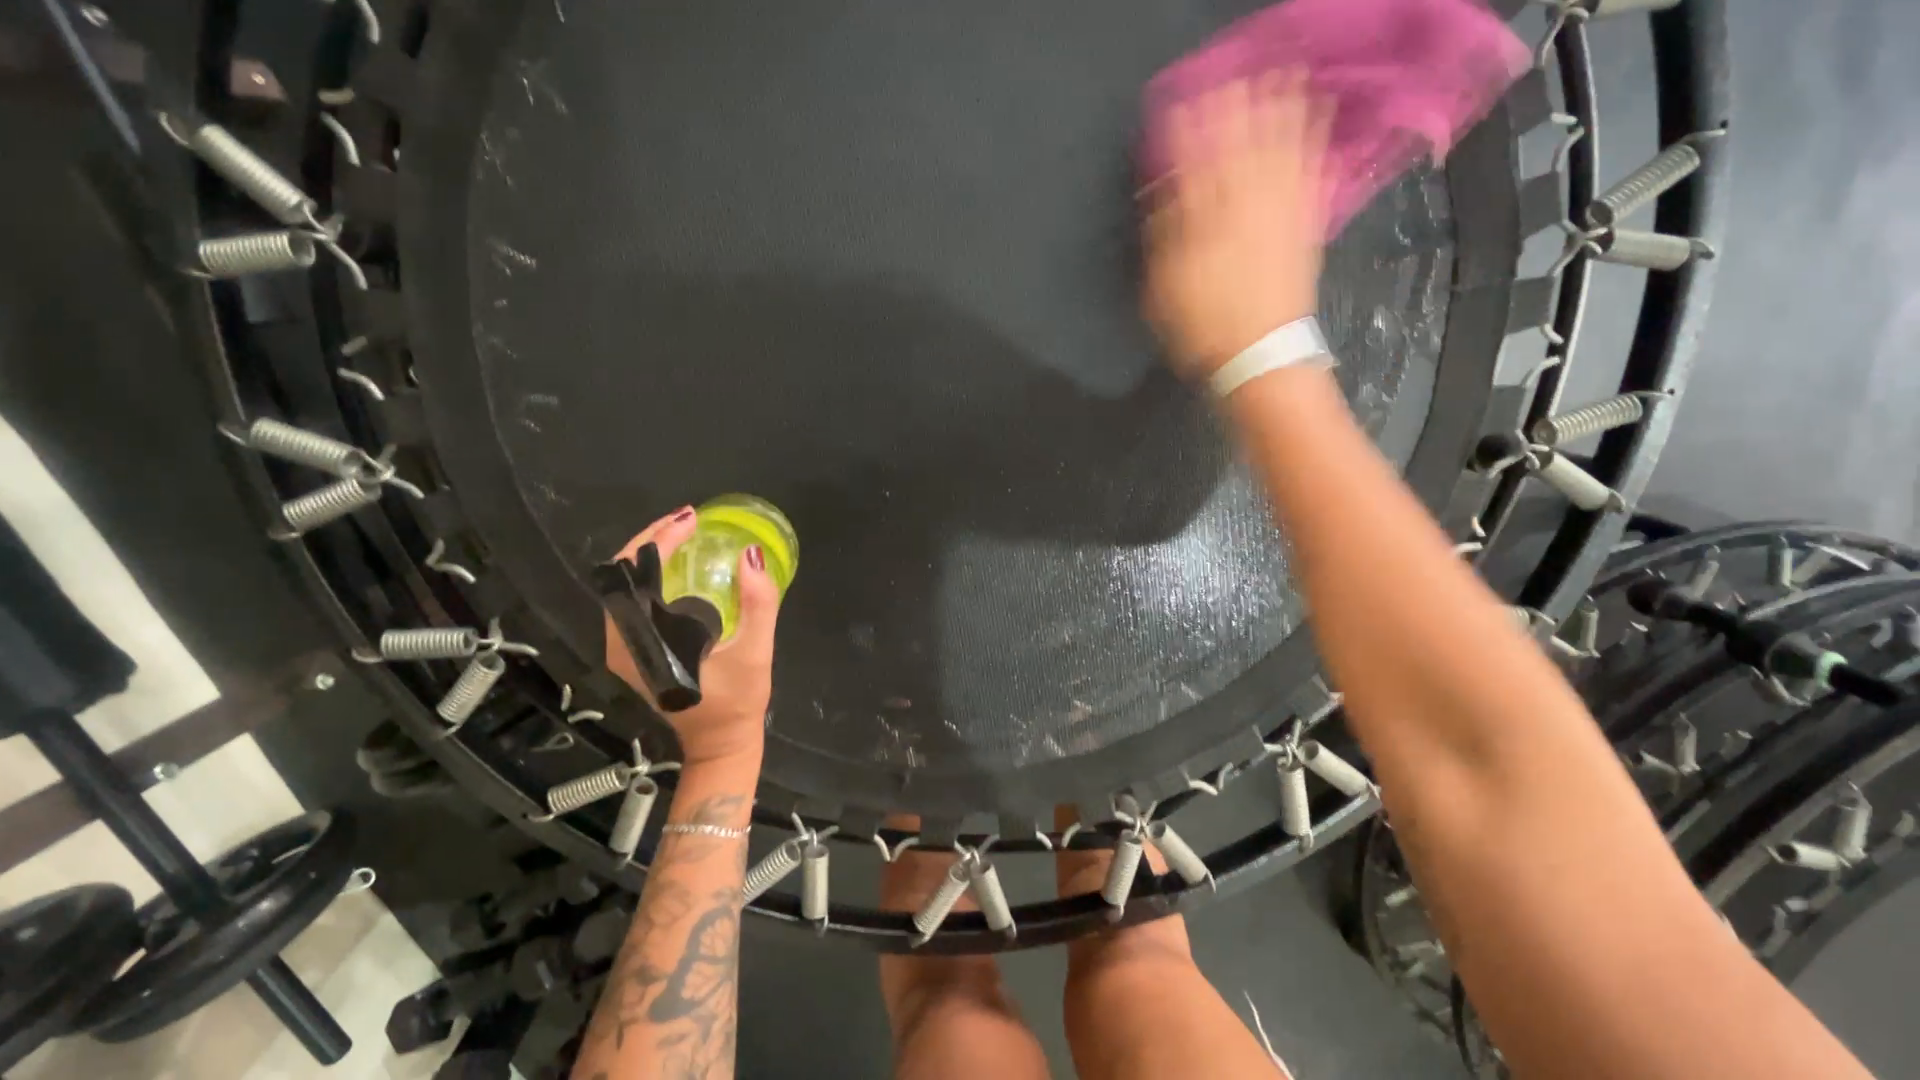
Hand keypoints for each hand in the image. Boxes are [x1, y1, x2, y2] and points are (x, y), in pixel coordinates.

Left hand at [603, 508, 782, 766]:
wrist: (721, 745)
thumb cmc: (736, 704)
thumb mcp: (754, 653)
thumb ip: (757, 604)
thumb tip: (751, 554)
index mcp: (642, 643)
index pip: (635, 576)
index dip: (659, 541)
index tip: (691, 521)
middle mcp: (623, 643)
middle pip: (624, 576)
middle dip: (654, 540)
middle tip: (689, 519)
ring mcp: (626, 648)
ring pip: (627, 588)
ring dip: (653, 555)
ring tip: (685, 532)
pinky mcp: (636, 652)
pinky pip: (636, 602)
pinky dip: (655, 576)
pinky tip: (681, 564)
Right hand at [1144, 73, 1331, 377]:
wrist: (1261, 356)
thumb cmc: (1202, 327)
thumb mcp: (1164, 286)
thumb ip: (1166, 234)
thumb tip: (1167, 193)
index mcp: (1207, 218)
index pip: (1195, 161)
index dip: (1188, 129)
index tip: (1182, 103)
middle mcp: (1247, 205)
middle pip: (1242, 145)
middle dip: (1237, 109)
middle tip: (1235, 80)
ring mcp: (1282, 213)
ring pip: (1281, 151)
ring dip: (1280, 112)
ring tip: (1281, 80)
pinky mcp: (1306, 226)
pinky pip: (1314, 175)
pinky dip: (1316, 145)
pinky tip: (1319, 121)